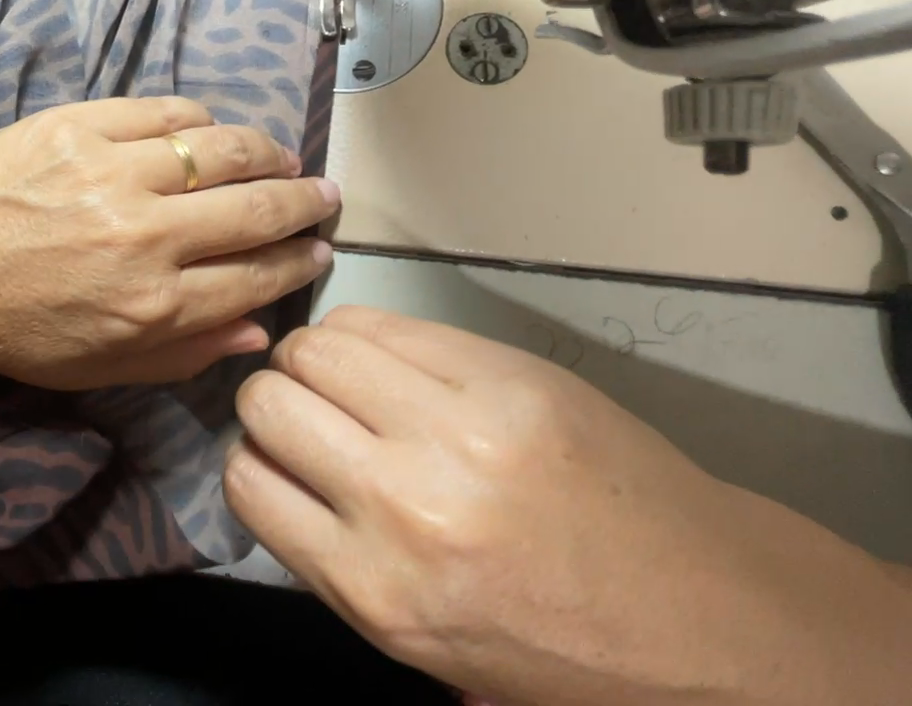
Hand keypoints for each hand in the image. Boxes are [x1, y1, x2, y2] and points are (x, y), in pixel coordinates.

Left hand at [0, 96, 339, 389]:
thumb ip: (181, 354)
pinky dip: (198, 119)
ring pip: (222, 148)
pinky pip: (162, 111)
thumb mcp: (92, 369)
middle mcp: (145, 235)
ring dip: (266, 153)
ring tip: (277, 158)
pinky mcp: (74, 125)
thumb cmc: (3, 327)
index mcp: (153, 305)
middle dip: (304, 203)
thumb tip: (257, 329)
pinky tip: (207, 130)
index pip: (259, 276)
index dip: (299, 262)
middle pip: (257, 208)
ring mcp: (109, 171)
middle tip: (322, 197)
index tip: (316, 250)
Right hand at [224, 307, 911, 705]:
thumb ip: (320, 548)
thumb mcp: (409, 632)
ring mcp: (462, 428)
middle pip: (267, 400)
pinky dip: (361, 339)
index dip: (253, 462)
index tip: (281, 464)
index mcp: (377, 587)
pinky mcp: (507, 374)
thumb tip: (262, 460)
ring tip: (349, 385)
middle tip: (312, 418)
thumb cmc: (546, 643)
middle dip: (272, 404)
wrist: (719, 624)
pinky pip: (377, 323)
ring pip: (312, 348)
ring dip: (311, 363)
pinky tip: (389, 365)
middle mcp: (406, 503)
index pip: (245, 479)